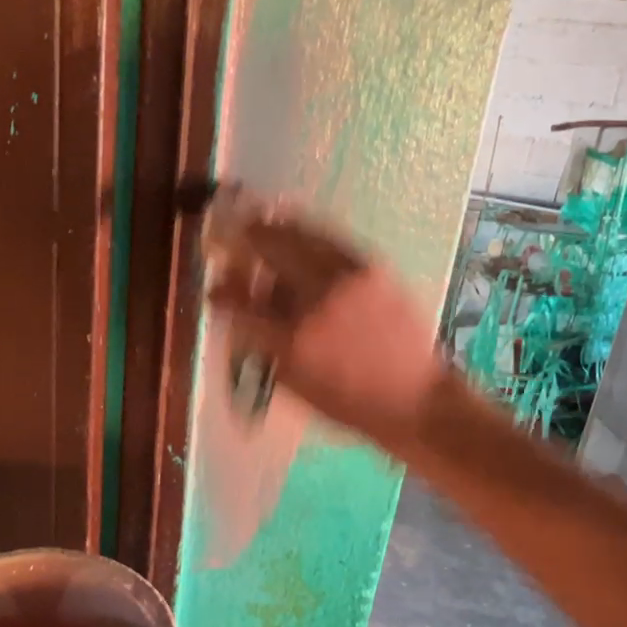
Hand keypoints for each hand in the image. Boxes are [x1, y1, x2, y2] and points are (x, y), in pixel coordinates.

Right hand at [205, 192, 448, 447]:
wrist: (414, 397)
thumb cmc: (350, 404)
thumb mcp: (296, 386)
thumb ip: (262, 349)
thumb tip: (238, 320)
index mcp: (292, 341)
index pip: (242, 307)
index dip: (221, 296)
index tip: (212, 291)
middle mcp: (315, 302)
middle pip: (266, 256)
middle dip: (239, 242)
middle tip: (223, 236)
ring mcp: (345, 280)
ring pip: (297, 237)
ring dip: (269, 227)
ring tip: (251, 222)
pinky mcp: (370, 267)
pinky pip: (328, 237)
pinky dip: (304, 228)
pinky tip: (290, 222)